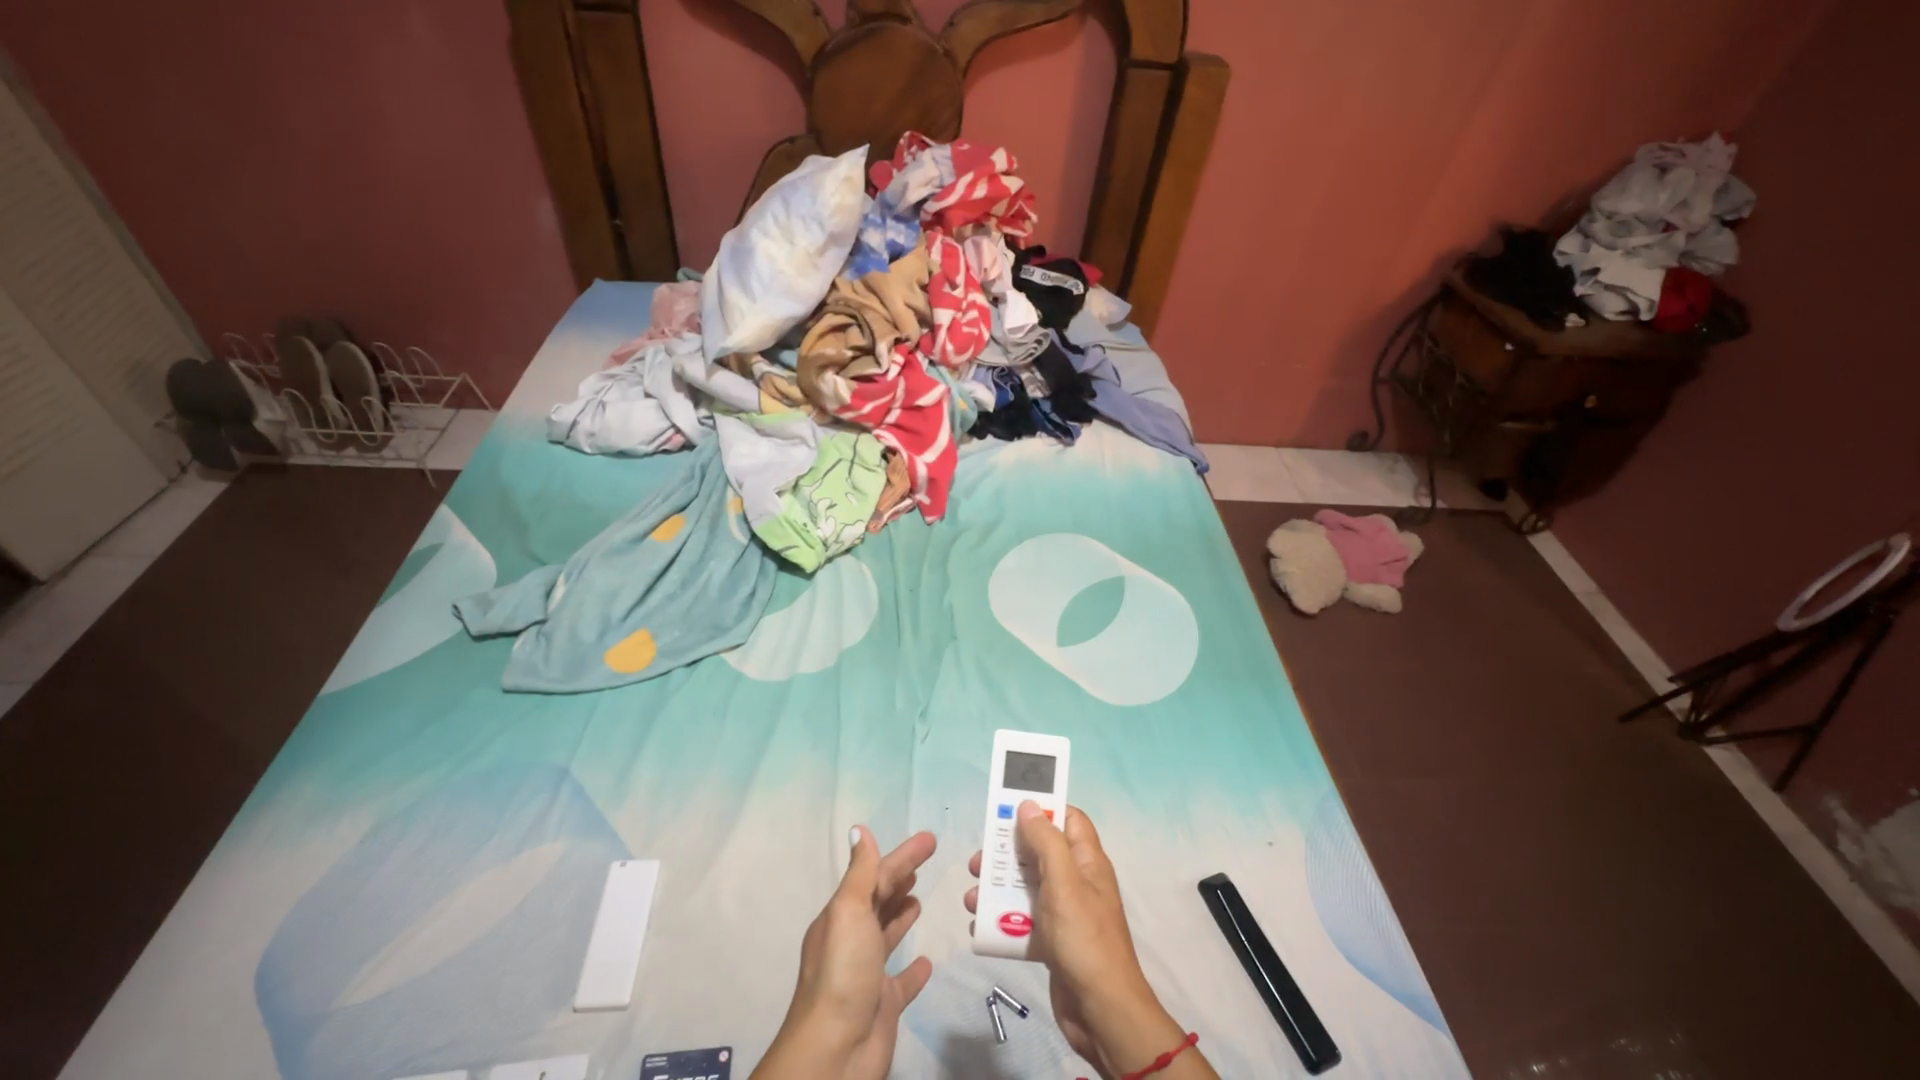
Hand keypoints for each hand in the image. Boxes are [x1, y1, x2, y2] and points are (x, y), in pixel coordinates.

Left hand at [753, 827, 935, 1079]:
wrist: (835, 1050)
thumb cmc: (842, 973)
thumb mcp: (848, 913)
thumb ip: (860, 874)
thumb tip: (860, 830)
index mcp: (841, 917)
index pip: (875, 877)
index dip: (902, 856)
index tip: (930, 839)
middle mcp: (851, 941)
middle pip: (880, 900)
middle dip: (901, 877)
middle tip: (928, 858)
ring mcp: (867, 974)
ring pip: (886, 935)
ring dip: (901, 914)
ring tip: (920, 897)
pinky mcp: (884, 1005)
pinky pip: (901, 981)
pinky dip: (914, 969)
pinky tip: (926, 961)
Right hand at [966, 803, 1214, 1079]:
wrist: (1100, 1011)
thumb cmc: (1084, 939)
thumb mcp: (1063, 883)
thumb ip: (1046, 842)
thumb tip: (1028, 805)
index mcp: (1087, 862)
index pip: (1068, 820)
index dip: (1041, 810)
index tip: (1007, 809)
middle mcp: (1077, 882)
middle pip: (1039, 853)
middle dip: (1007, 853)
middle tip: (978, 861)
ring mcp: (1065, 913)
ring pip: (1026, 888)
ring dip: (997, 889)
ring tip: (970, 898)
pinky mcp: (1053, 941)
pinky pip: (1023, 921)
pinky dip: (1002, 921)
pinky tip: (979, 927)